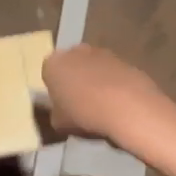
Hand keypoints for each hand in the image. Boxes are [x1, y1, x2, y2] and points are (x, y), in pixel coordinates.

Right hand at [40, 46, 164, 141]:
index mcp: (53, 63)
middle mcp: (75, 51)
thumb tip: (63, 111)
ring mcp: (102, 52)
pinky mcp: (124, 59)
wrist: (127, 106)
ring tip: (103, 104)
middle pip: (71, 66)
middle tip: (81, 103)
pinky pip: (113, 73)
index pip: (48, 74)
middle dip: (75, 80)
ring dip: (96, 80)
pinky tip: (119, 102)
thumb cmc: (84, 113)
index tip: (63, 105)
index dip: (55, 90)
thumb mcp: (59, 123)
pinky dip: (114, 83)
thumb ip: (57, 113)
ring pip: (93, 67)